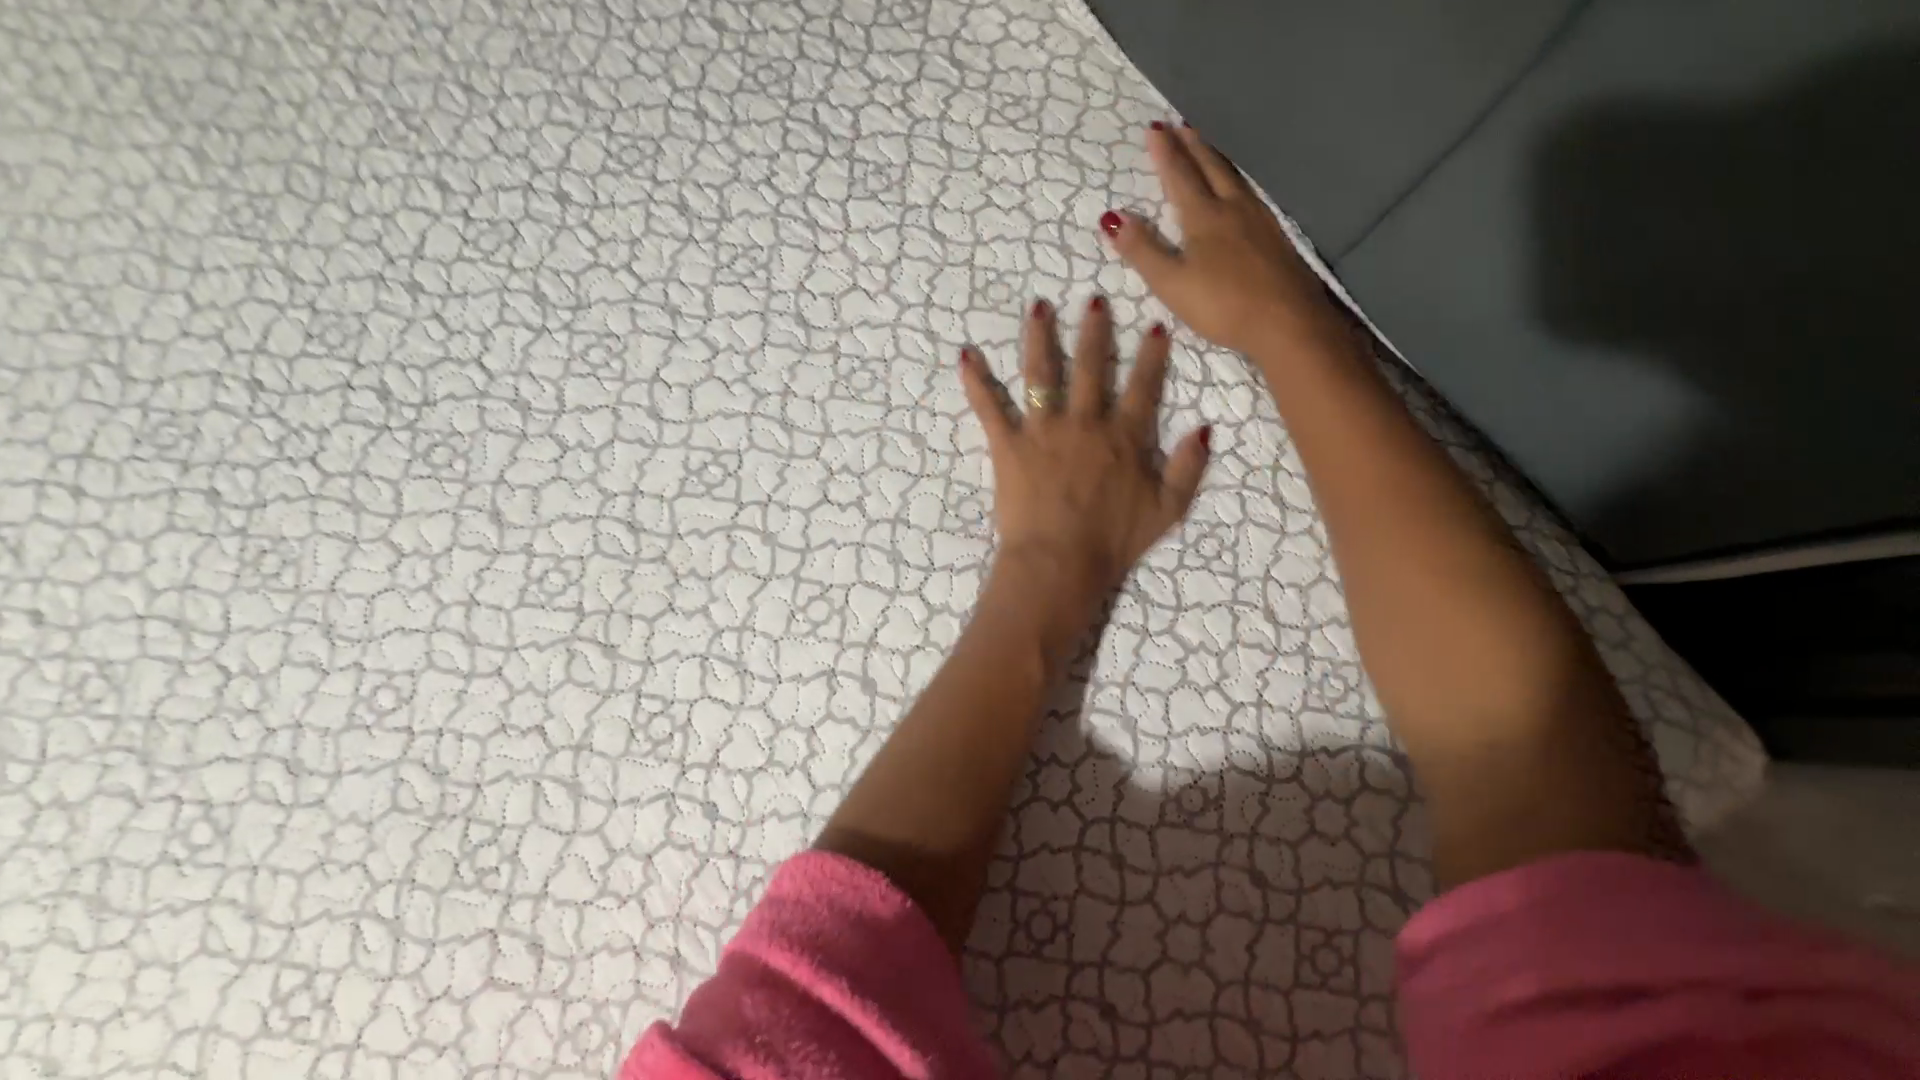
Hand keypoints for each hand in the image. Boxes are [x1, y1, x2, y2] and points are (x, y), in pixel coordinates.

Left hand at [959, 296, 1211, 613]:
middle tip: (1093, 300)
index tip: (1156, 326)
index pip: (1143, 386)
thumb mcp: (1168, 510)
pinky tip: (965, 356)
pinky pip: (989, 407)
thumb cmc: (1114, 542)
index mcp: (1124, 437)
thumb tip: (1205, 427)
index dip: (1152, 356)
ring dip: (1040, 337)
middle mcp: (1085, 422)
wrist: (1060, 562)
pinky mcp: (1008, 445)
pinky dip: (975, 381)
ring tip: (1038, 307)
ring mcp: (1044, 430)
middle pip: (1091, 367)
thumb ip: (1188, 468)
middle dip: (1094, 330)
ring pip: (1041, 374)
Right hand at [1102, 123, 1347, 357]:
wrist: (1287, 322)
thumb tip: (1113, 217)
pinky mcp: (1275, 235)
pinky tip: (1239, 186)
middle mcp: (1232, 208)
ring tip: (1206, 143)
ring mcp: (1259, 219)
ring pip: (1234, 176)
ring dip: (1216, 156)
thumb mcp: (1171, 283)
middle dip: (1192, 145)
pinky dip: (1236, 177)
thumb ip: (1142, 251)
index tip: (1154, 128)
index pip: (1179, 176)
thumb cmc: (1223, 305)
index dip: (1165, 153)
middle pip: (1210, 167)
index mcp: (1203, 217)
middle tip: (1180, 124)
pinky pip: (1250, 191)